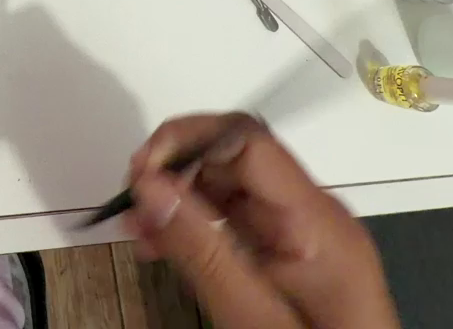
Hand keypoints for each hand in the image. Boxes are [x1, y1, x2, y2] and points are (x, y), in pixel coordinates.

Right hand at [125, 114, 400, 328]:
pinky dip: (192, 220)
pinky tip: (164, 242)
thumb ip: (203, 252)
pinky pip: (232, 213)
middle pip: (229, 157)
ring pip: (224, 182)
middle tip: (133, 208)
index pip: (245, 140)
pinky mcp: (290, 247)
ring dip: (175, 196)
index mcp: (319, 223)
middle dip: (172, 172)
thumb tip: (149, 184)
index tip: (141, 172)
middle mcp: (315, 214)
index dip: (186, 140)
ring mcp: (303, 230)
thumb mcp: (256, 320)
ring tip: (141, 231)